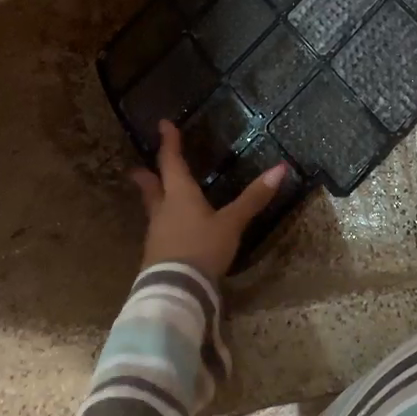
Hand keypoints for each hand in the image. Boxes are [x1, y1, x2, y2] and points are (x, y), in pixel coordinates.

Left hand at [131, 121, 289, 282]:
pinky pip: (159, 232)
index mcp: (180, 195)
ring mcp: (157, 235)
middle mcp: (164, 211)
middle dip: (147, 177)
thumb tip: (281, 168)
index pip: (172, 162)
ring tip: (155, 197)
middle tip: (135, 169)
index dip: (169, 143)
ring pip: (154, 211)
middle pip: (153, 188)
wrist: (176, 292)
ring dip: (154, 200)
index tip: (163, 125)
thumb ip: (254, 198)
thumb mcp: (232, 223)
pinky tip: (170, 232)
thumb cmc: (202, 248)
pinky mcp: (157, 257)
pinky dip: (163, 224)